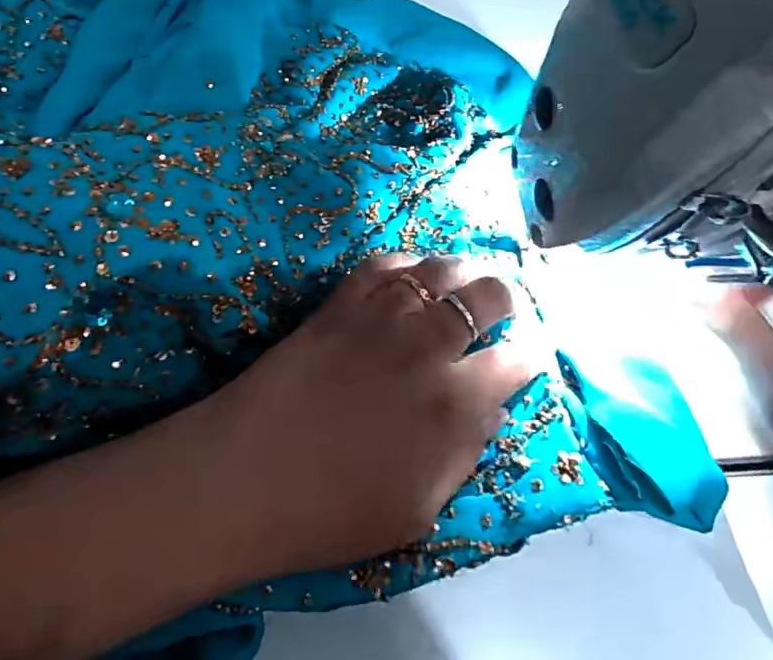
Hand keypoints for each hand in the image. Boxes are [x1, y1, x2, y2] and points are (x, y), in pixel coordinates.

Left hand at [0, 253, 542, 659]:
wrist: (244, 476)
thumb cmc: (333, 510)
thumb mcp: (420, 508)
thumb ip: (465, 450)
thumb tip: (489, 405)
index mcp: (457, 402)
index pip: (517, 360)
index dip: (528, 355)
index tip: (526, 356)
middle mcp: (430, 345)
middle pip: (489, 295)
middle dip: (505, 300)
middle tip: (500, 309)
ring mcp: (384, 314)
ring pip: (442, 268)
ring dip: (462, 272)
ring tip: (463, 282)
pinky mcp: (342, 300)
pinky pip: (387, 263)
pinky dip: (408, 264)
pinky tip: (410, 276)